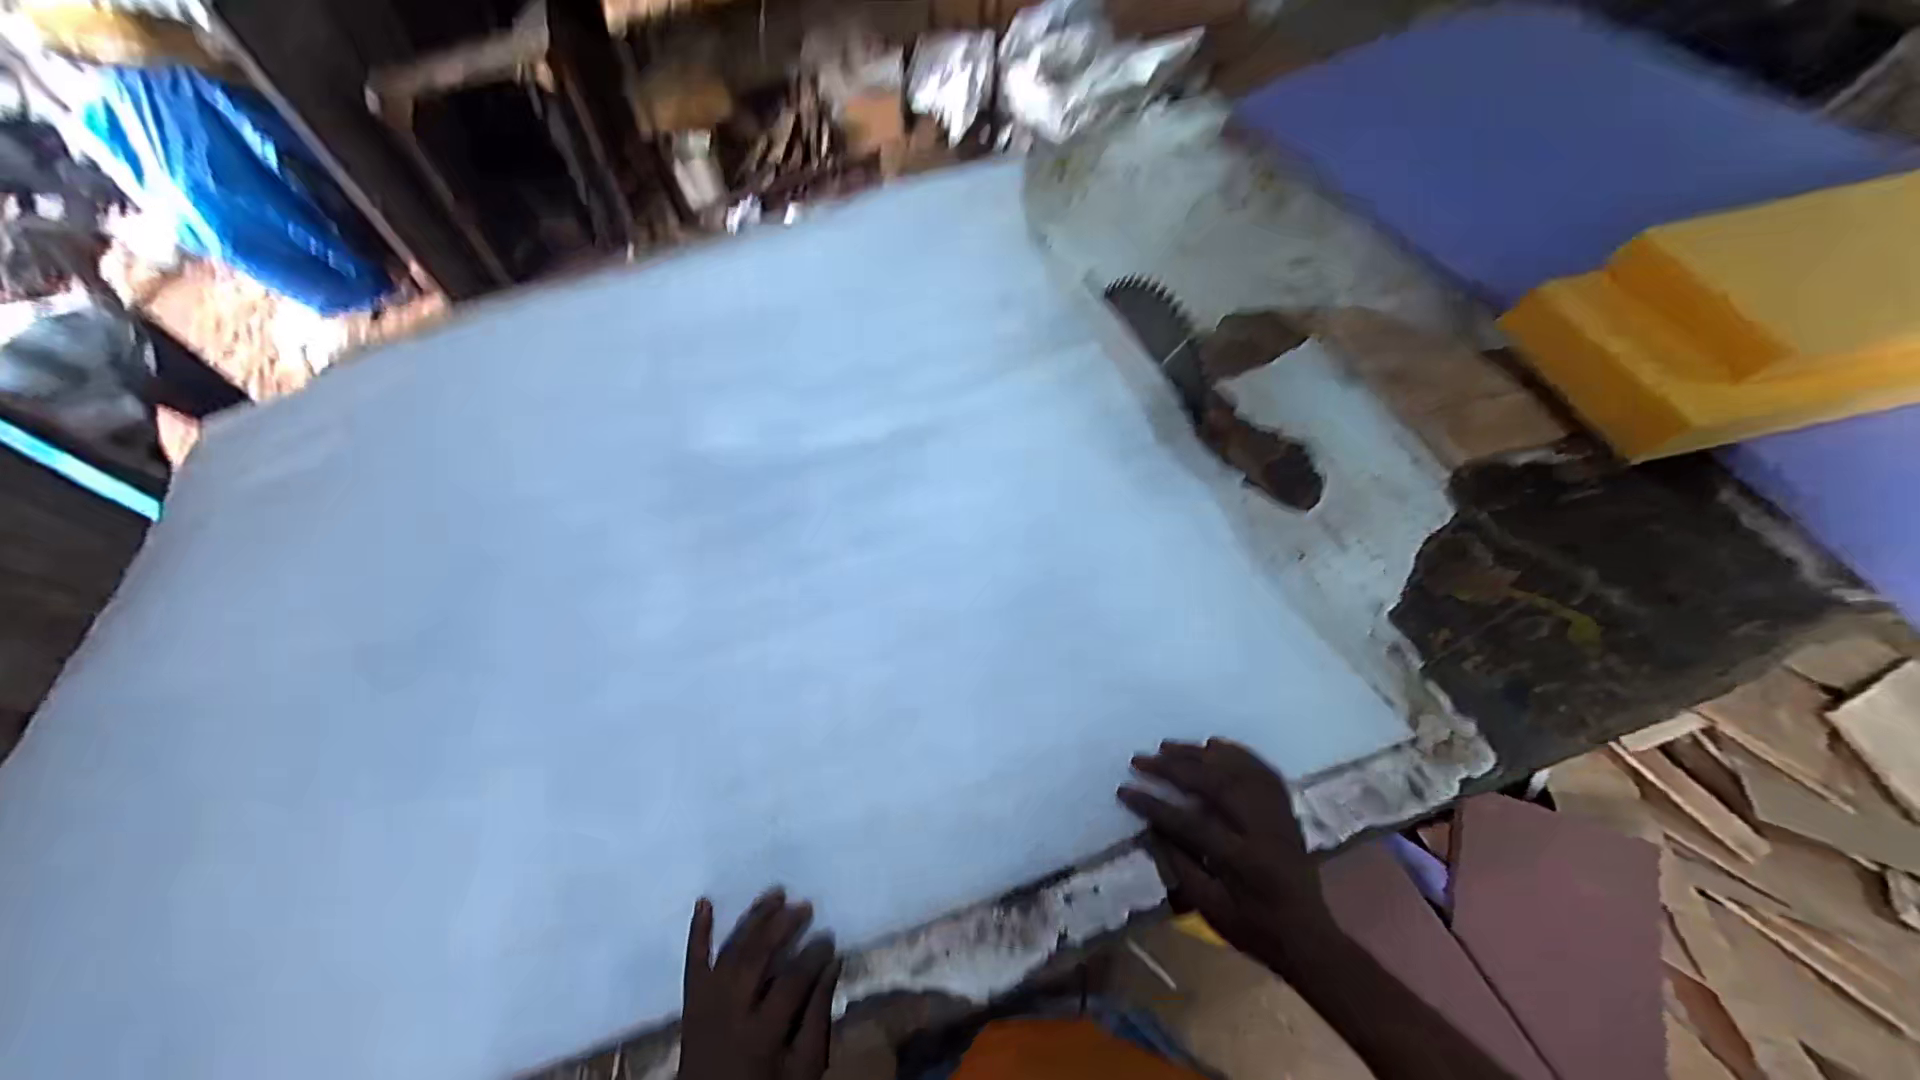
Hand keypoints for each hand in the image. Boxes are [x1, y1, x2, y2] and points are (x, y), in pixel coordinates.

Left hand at [679, 889, 841, 1079]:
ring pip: (729, 952)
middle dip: (782, 926)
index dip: (813, 955)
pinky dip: (697, 933)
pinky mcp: (691, 1005)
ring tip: (776, 894)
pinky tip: (704, 902)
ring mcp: (705, 1007)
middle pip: (756, 958)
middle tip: (805, 905)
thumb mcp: (802, 1071)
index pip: (791, 981)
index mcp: (760, 1034)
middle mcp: (729, 1013)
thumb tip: (833, 964)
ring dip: (752, 920)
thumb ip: (818, 1017)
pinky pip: (692, 965)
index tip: (829, 938)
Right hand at [1118, 738, 1334, 971]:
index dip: (1154, 805)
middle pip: (1215, 783)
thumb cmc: (1254, 929)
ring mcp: (1278, 816)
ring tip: (1168, 746)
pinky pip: (1262, 771)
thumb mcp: (1210, 908)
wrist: (1310, 939)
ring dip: (1200, 754)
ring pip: (1237, 770)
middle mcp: (1263, 830)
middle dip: (1174, 767)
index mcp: (1243, 860)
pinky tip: (1214, 745)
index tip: (1125, 790)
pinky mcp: (1285, 811)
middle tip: (1142, 760)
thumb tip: (1153, 825)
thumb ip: (1180, 864)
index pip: (1190, 822)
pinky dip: (1237, 753)